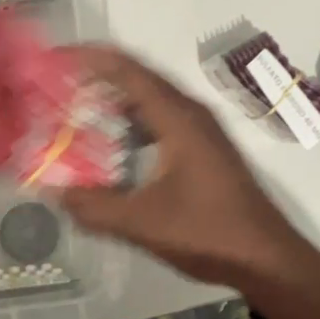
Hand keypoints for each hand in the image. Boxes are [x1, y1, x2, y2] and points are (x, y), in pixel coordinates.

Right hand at [54, 46, 316, 289]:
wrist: (266, 259)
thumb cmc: (207, 234)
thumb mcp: (141, 224)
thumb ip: (93, 207)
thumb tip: (53, 191)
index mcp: (178, 119)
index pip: (128, 71)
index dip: (88, 59)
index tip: (53, 59)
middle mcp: (192, 115)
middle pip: (139, 81)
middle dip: (96, 81)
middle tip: (57, 90)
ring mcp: (204, 133)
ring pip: (152, 104)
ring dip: (115, 105)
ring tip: (77, 116)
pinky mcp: (207, 153)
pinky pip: (163, 124)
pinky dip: (134, 128)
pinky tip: (114, 151)